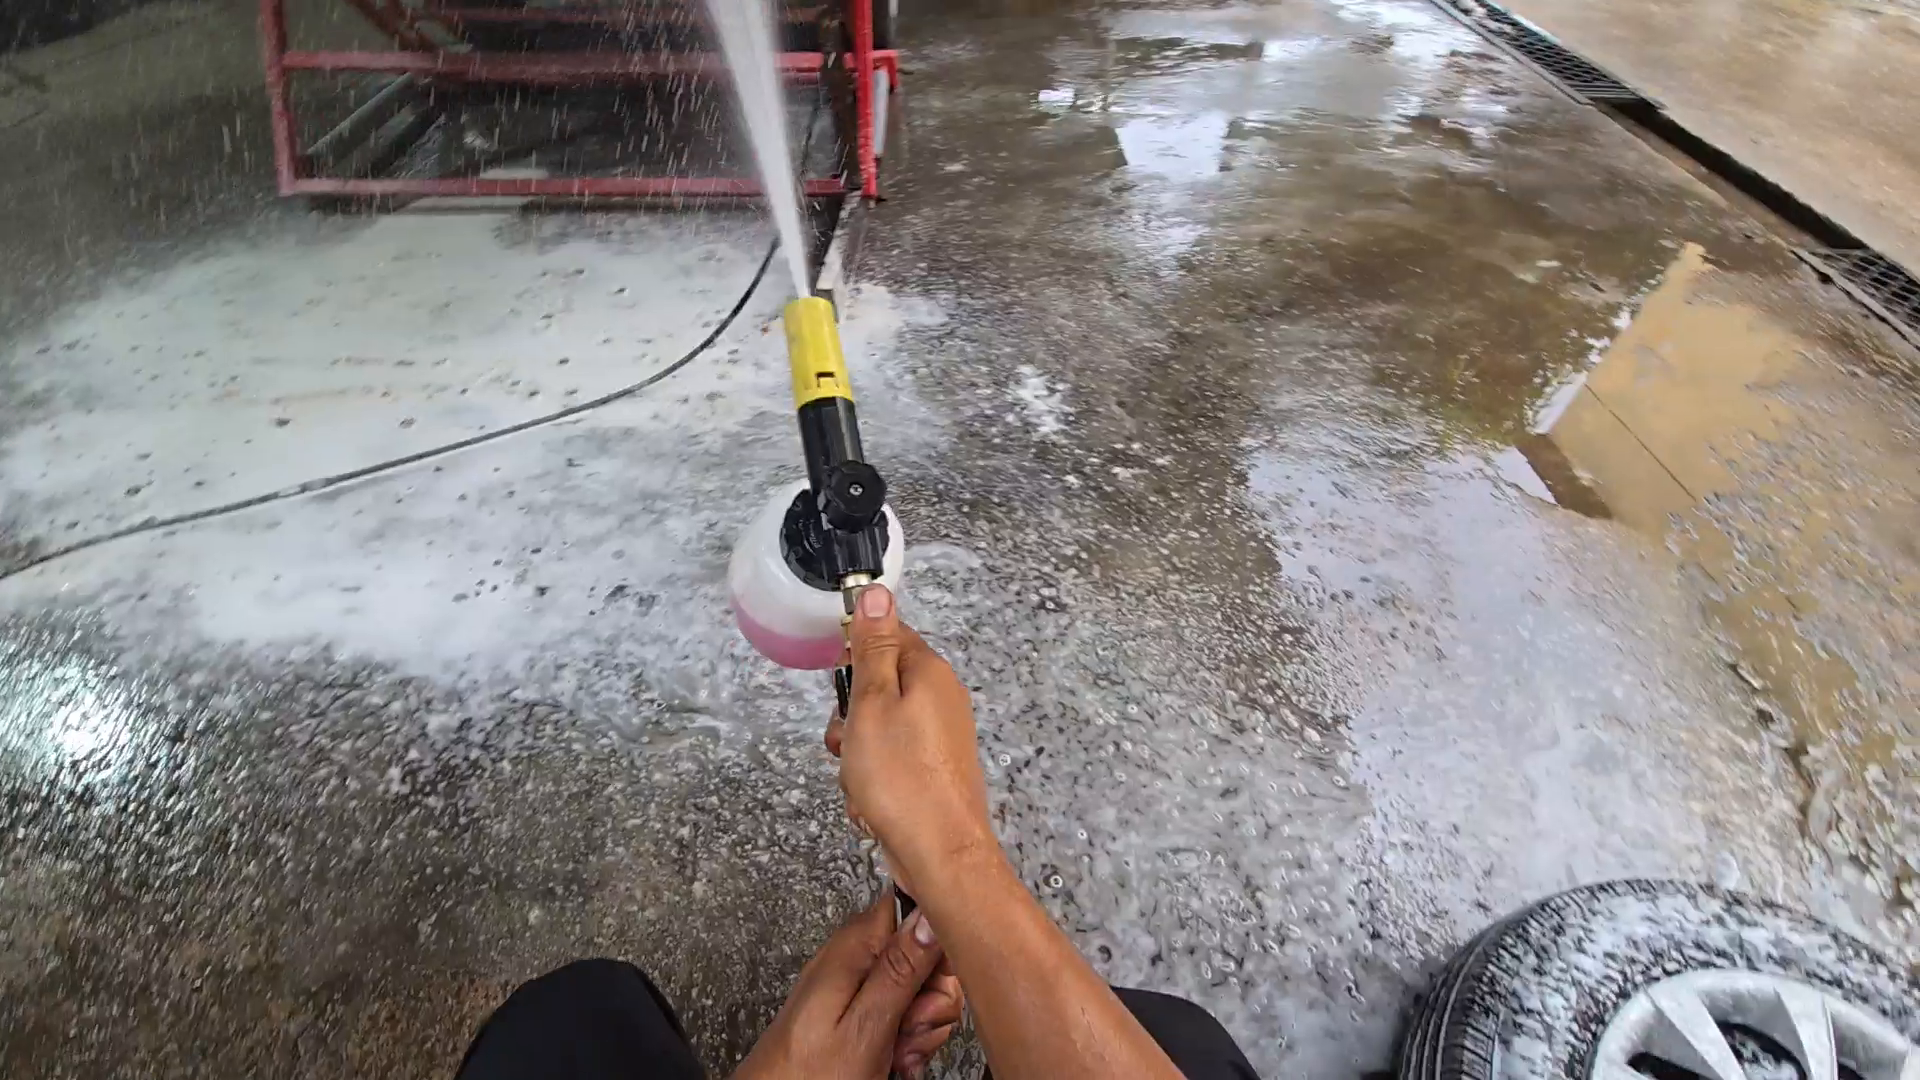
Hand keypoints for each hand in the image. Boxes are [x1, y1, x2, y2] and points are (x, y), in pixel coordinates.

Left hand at [733, 890, 964, 1079]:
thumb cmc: (810, 1077)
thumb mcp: (865, 1026)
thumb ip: (900, 968)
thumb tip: (929, 916)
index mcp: (857, 943)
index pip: (915, 906)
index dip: (936, 940)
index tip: (934, 981)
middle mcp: (859, 953)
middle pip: (924, 951)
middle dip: (932, 994)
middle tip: (912, 1027)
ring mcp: (860, 981)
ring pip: (920, 984)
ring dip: (923, 1022)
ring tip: (900, 1050)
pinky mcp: (861, 1007)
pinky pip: (904, 1009)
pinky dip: (909, 1036)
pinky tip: (896, 1057)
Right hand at [824, 585, 996, 889]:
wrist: (940, 853)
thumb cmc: (900, 775)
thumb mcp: (873, 702)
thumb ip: (873, 647)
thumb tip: (876, 591)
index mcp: (931, 671)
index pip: (888, 636)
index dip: (855, 659)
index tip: (841, 691)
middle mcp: (943, 696)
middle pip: (881, 686)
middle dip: (853, 718)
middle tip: (847, 744)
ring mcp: (943, 735)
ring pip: (882, 727)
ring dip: (859, 754)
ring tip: (860, 781)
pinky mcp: (938, 767)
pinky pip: (894, 759)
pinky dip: (876, 779)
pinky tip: (873, 805)